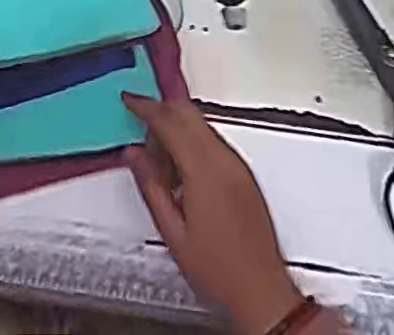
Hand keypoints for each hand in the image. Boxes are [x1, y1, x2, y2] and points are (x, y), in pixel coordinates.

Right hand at [123, 92, 306, 334]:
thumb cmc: (221, 271)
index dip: (146, 107)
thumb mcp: (172, 232)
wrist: (264, 294)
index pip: (170, 121)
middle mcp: (224, 160)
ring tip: (160, 162)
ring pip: (201, 125)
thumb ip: (151, 186)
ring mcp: (237, 166)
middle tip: (141, 128)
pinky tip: (181, 172)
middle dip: (161, 112)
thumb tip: (134, 154)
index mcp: (204, 170)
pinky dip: (192, 143)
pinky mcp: (244, 174)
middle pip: (188, 113)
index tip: (130, 99)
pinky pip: (213, 141)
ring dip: (177, 130)